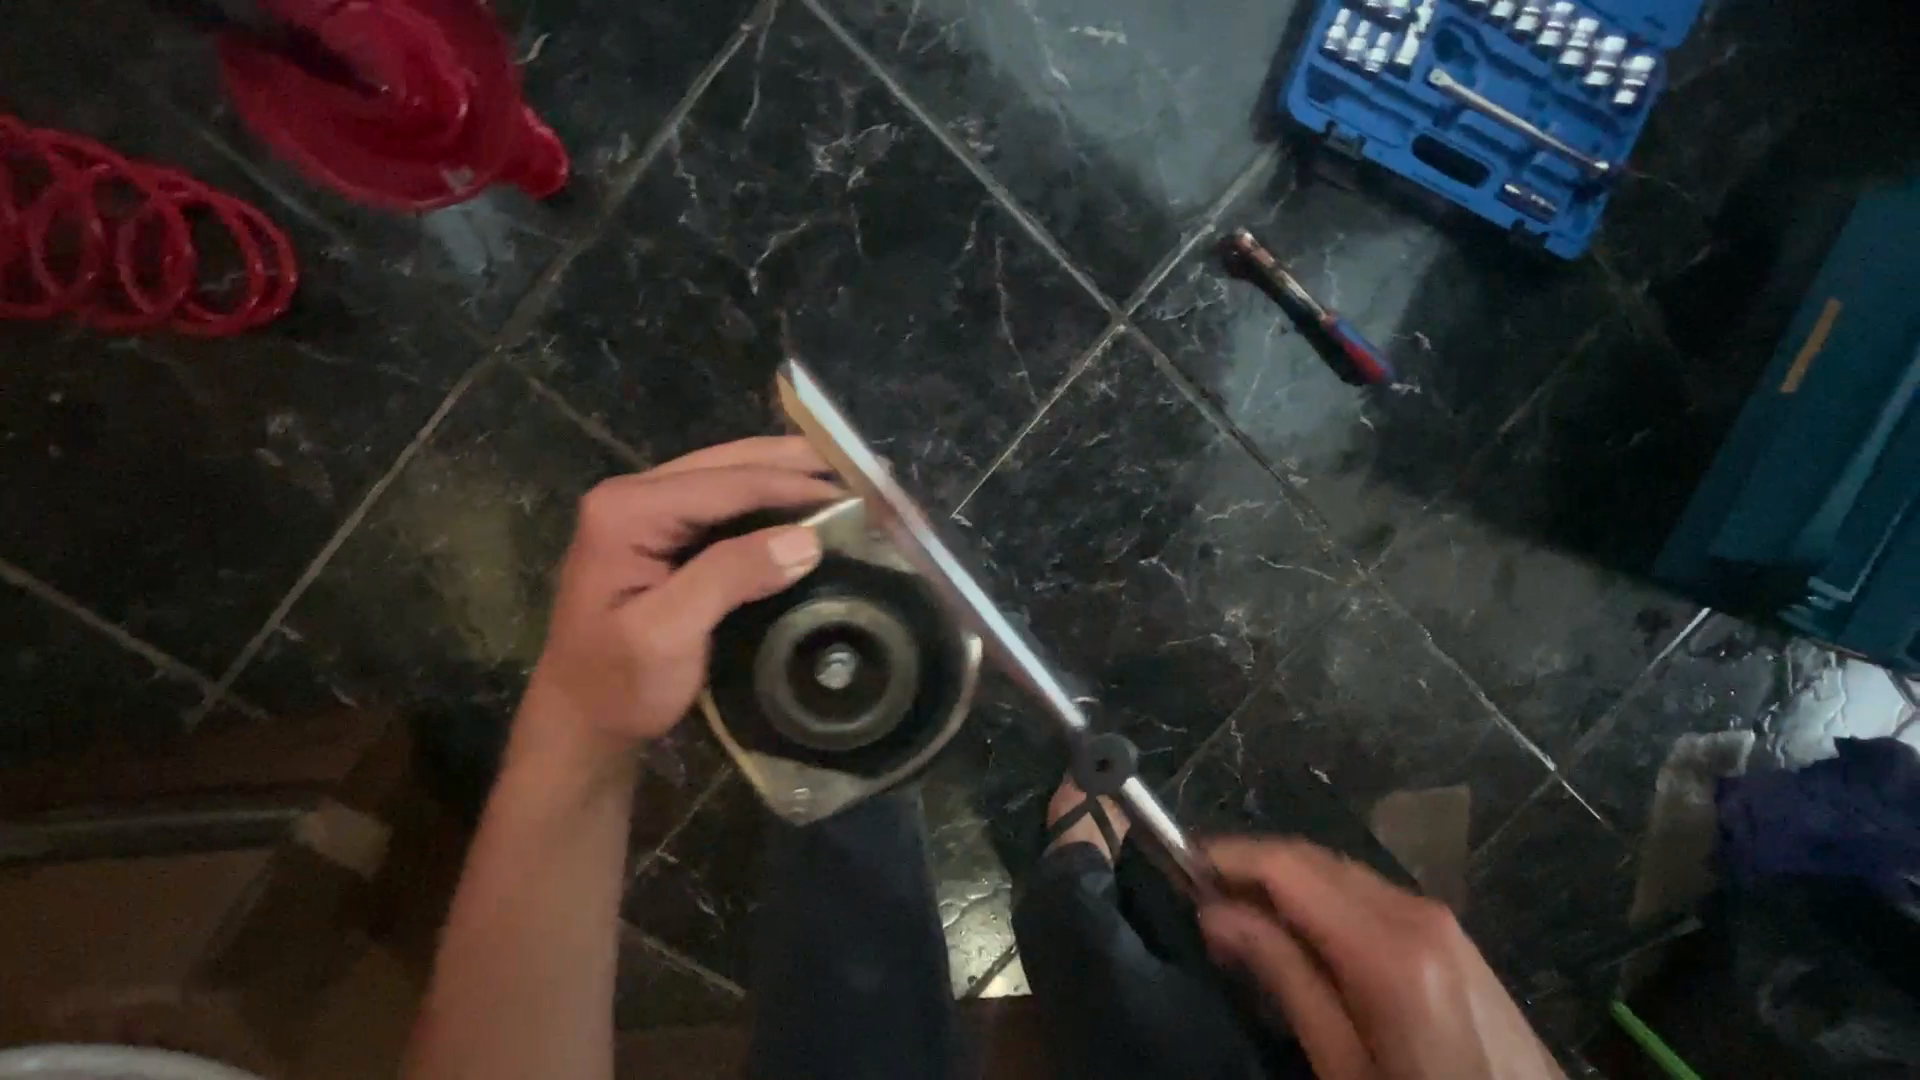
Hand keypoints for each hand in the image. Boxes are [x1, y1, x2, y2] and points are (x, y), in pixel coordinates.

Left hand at [523, 436, 839, 750]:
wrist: (582, 720)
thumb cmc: (619, 684)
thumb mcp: (669, 634)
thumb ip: (729, 577)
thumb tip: (807, 539)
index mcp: (628, 510)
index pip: (727, 483)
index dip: (793, 485)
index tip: (855, 496)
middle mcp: (634, 494)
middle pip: (729, 463)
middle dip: (795, 462)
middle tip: (860, 469)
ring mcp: (647, 510)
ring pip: (730, 474)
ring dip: (786, 474)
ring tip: (842, 477)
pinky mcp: (663, 531)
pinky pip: (726, 501)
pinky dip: (770, 497)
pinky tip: (804, 502)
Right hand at [1197, 838, 1563, 1079]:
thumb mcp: (1343, 1065)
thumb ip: (1282, 978)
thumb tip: (1215, 914)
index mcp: (1386, 947)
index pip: (1286, 866)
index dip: (1228, 857)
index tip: (1181, 866)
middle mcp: (1414, 911)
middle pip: (1310, 859)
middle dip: (1250, 865)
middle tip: (1201, 895)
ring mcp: (1439, 918)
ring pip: (1336, 870)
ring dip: (1283, 879)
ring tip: (1240, 911)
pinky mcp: (1451, 934)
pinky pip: (1367, 892)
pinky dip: (1320, 895)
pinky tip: (1299, 927)